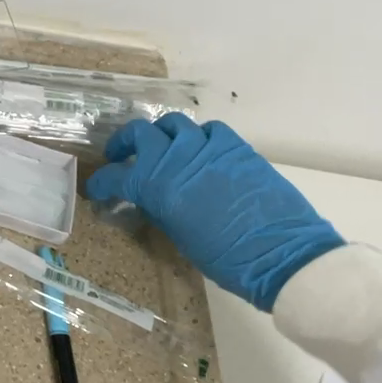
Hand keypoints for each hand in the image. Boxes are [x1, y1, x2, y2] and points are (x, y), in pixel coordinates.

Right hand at [85, 114, 341, 310]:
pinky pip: (208, 130)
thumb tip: (147, 199)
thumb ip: (158, 209)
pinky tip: (201, 151)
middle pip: (138, 133)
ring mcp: (205, 147)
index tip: (97, 189)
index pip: (115, 176)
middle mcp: (174, 158)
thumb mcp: (178, 236)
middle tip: (123, 156)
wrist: (284, 255)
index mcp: (154, 186)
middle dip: (124, 143)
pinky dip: (199, 137)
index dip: (101, 183)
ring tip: (163, 147)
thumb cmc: (226, 258)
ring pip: (172, 123)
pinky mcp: (234, 146)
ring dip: (161, 134)